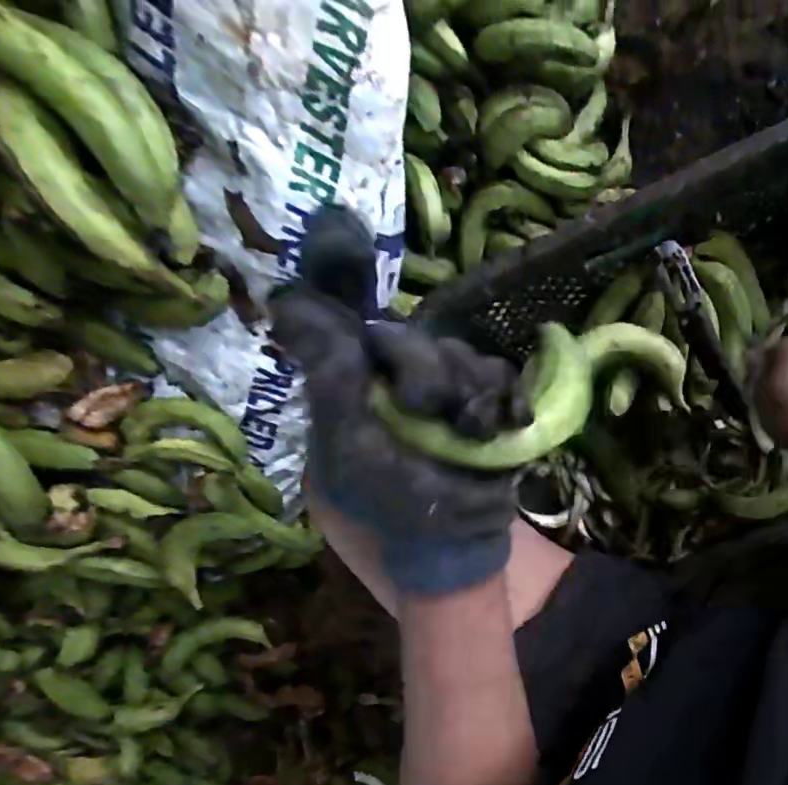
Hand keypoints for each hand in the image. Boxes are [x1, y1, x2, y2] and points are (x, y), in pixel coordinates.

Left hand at [272, 207, 530, 595]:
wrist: (454, 553)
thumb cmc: (387, 509)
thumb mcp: (345, 447)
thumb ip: (328, 374)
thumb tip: (286, 300)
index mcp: (346, 384)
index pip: (338, 312)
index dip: (338, 267)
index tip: (343, 228)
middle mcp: (391, 380)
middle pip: (409, 336)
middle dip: (420, 367)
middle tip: (421, 408)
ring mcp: (444, 395)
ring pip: (458, 356)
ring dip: (464, 391)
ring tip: (468, 434)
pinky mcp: (488, 409)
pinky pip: (500, 379)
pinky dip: (501, 400)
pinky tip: (500, 426)